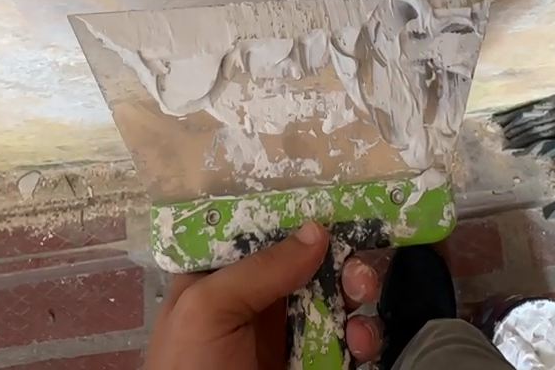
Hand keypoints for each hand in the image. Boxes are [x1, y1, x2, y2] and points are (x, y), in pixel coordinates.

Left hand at [144, 221, 382, 369]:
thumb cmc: (190, 369)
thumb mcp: (207, 309)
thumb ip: (260, 268)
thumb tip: (318, 230)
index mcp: (222, 277)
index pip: (261, 232)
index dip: (294, 216)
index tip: (332, 202)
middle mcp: (257, 302)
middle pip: (307, 261)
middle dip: (338, 254)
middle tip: (356, 263)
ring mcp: (287, 339)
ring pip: (334, 298)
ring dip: (356, 290)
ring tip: (364, 294)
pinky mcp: (314, 368)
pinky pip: (347, 344)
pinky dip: (364, 336)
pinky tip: (363, 342)